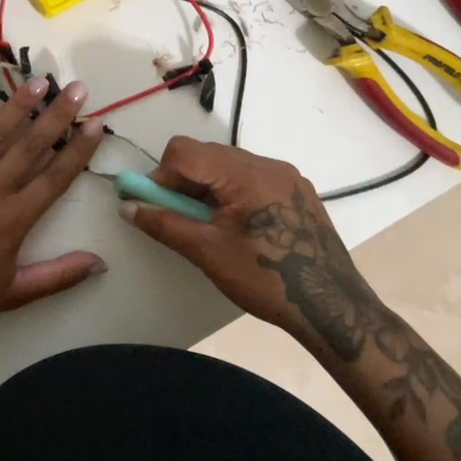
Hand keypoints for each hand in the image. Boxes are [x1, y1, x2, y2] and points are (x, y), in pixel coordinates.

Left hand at [0, 80, 107, 335]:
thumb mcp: (15, 293)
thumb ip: (60, 275)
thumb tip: (100, 261)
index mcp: (14, 219)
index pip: (55, 177)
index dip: (78, 150)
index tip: (96, 124)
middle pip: (29, 147)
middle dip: (55, 116)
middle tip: (75, 89)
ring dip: (16, 107)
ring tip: (36, 82)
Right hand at [120, 137, 383, 347]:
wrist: (334, 309)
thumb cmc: (265, 279)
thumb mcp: (206, 252)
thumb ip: (163, 223)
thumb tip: (127, 207)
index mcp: (244, 174)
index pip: (183, 151)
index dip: (161, 175)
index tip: (157, 206)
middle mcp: (267, 164)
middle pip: (205, 153)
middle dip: (183, 180)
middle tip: (181, 218)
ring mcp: (287, 176)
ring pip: (227, 164)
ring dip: (206, 186)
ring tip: (210, 225)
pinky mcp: (298, 191)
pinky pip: (251, 176)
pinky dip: (231, 191)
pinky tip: (237, 226)